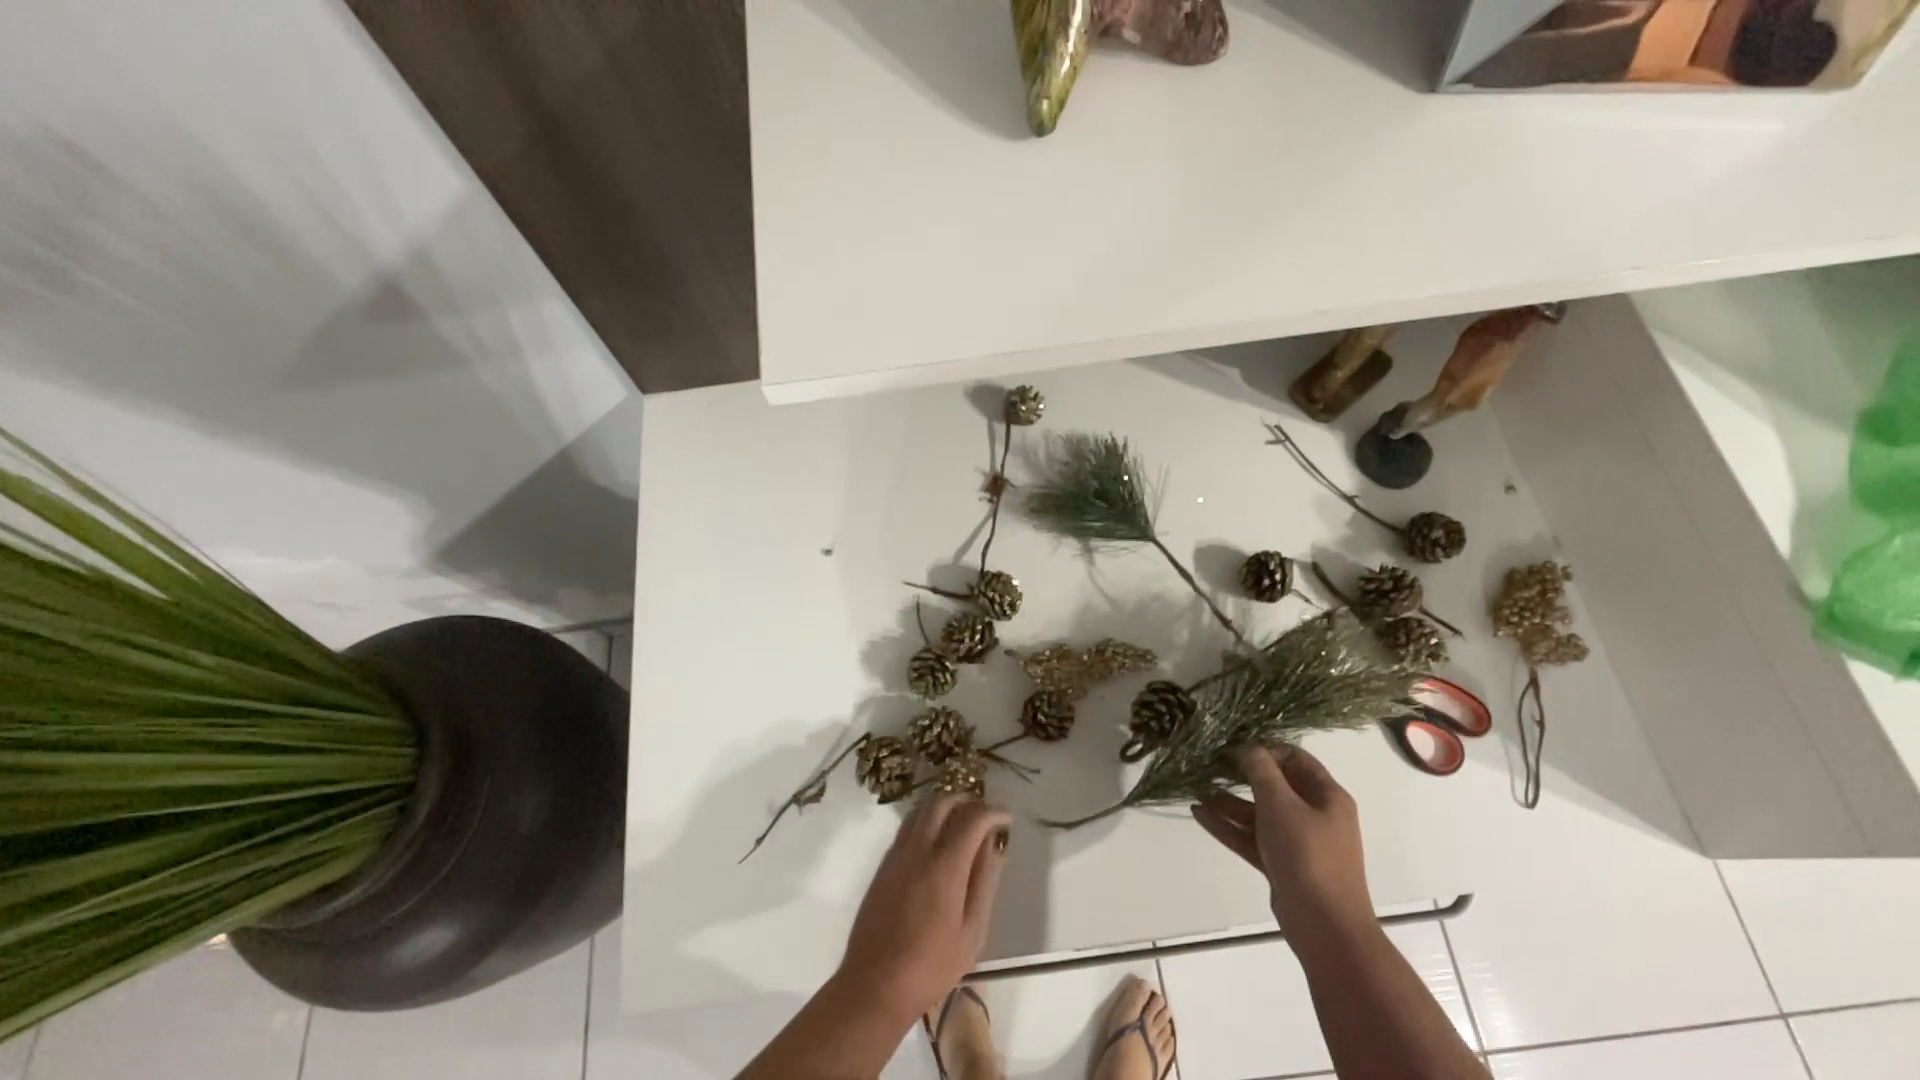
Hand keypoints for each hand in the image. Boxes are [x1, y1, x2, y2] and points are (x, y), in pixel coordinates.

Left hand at [834, 794, 1011, 1018]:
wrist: (875, 985)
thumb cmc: (931, 966)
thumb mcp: (972, 931)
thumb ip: (984, 882)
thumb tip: (994, 845)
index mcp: (944, 868)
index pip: (972, 819)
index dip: (993, 811)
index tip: (1007, 818)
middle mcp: (917, 851)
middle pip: (942, 803)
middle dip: (968, 800)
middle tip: (986, 815)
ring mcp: (896, 856)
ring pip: (921, 810)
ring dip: (945, 805)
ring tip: (964, 822)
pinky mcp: (883, 866)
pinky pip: (907, 826)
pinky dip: (927, 819)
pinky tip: (939, 840)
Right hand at [1190, 745, 1372, 932]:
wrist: (1325, 925)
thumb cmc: (1308, 855)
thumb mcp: (1281, 804)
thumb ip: (1261, 771)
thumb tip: (1247, 746)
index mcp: (1327, 795)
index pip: (1295, 758)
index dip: (1264, 749)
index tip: (1232, 748)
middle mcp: (1315, 815)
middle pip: (1274, 786)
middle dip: (1240, 775)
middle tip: (1208, 765)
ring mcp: (1298, 842)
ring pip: (1259, 813)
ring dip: (1229, 802)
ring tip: (1195, 790)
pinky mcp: (1281, 864)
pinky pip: (1252, 837)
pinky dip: (1228, 826)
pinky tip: (1199, 815)